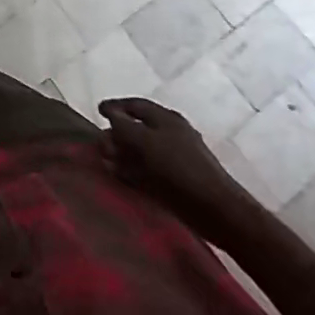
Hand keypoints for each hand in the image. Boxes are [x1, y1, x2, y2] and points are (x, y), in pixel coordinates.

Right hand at [100, 97, 263, 242]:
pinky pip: (148, 171)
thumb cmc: (179, 168)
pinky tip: (120, 177)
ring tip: (105, 161)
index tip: (98, 110)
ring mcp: (175, 158)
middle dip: (117, 134)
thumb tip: (111, 113)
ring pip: (142, 151)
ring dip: (123, 154)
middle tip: (99, 142)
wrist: (216, 209)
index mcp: (166, 118)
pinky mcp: (176, 181)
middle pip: (138, 128)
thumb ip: (124, 126)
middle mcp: (171, 134)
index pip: (136, 105)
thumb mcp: (146, 141)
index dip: (116, 106)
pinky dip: (133, 171)